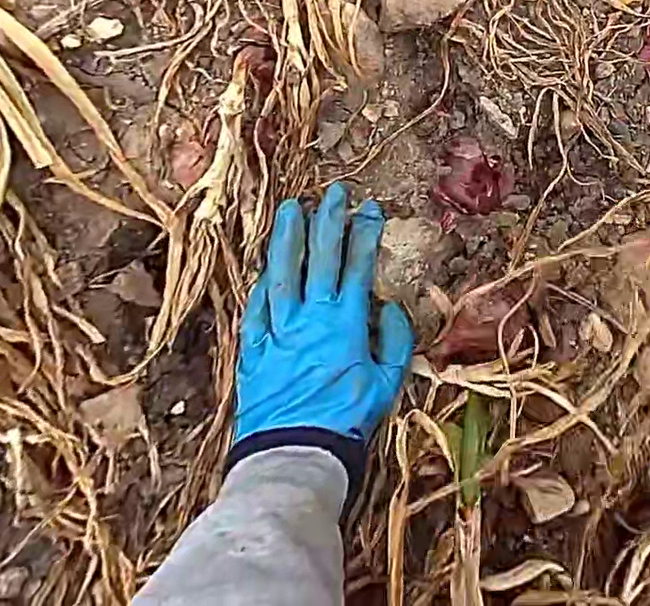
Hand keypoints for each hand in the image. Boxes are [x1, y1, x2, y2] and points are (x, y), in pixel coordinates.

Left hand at [235, 183, 413, 444]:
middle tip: (332, 193)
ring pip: (282, 276)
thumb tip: (389, 307)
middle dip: (327, 222)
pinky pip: (255, 312)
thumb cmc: (349, 418)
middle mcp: (311, 318)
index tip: (370, 209)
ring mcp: (278, 333)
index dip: (365, 233)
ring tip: (290, 210)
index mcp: (346, 322)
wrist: (295, 456)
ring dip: (287, 240)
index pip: (358, 265)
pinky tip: (266, 269)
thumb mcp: (389, 379)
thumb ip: (395, 338)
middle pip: (319, 259)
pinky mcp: (254, 353)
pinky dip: (261, 287)